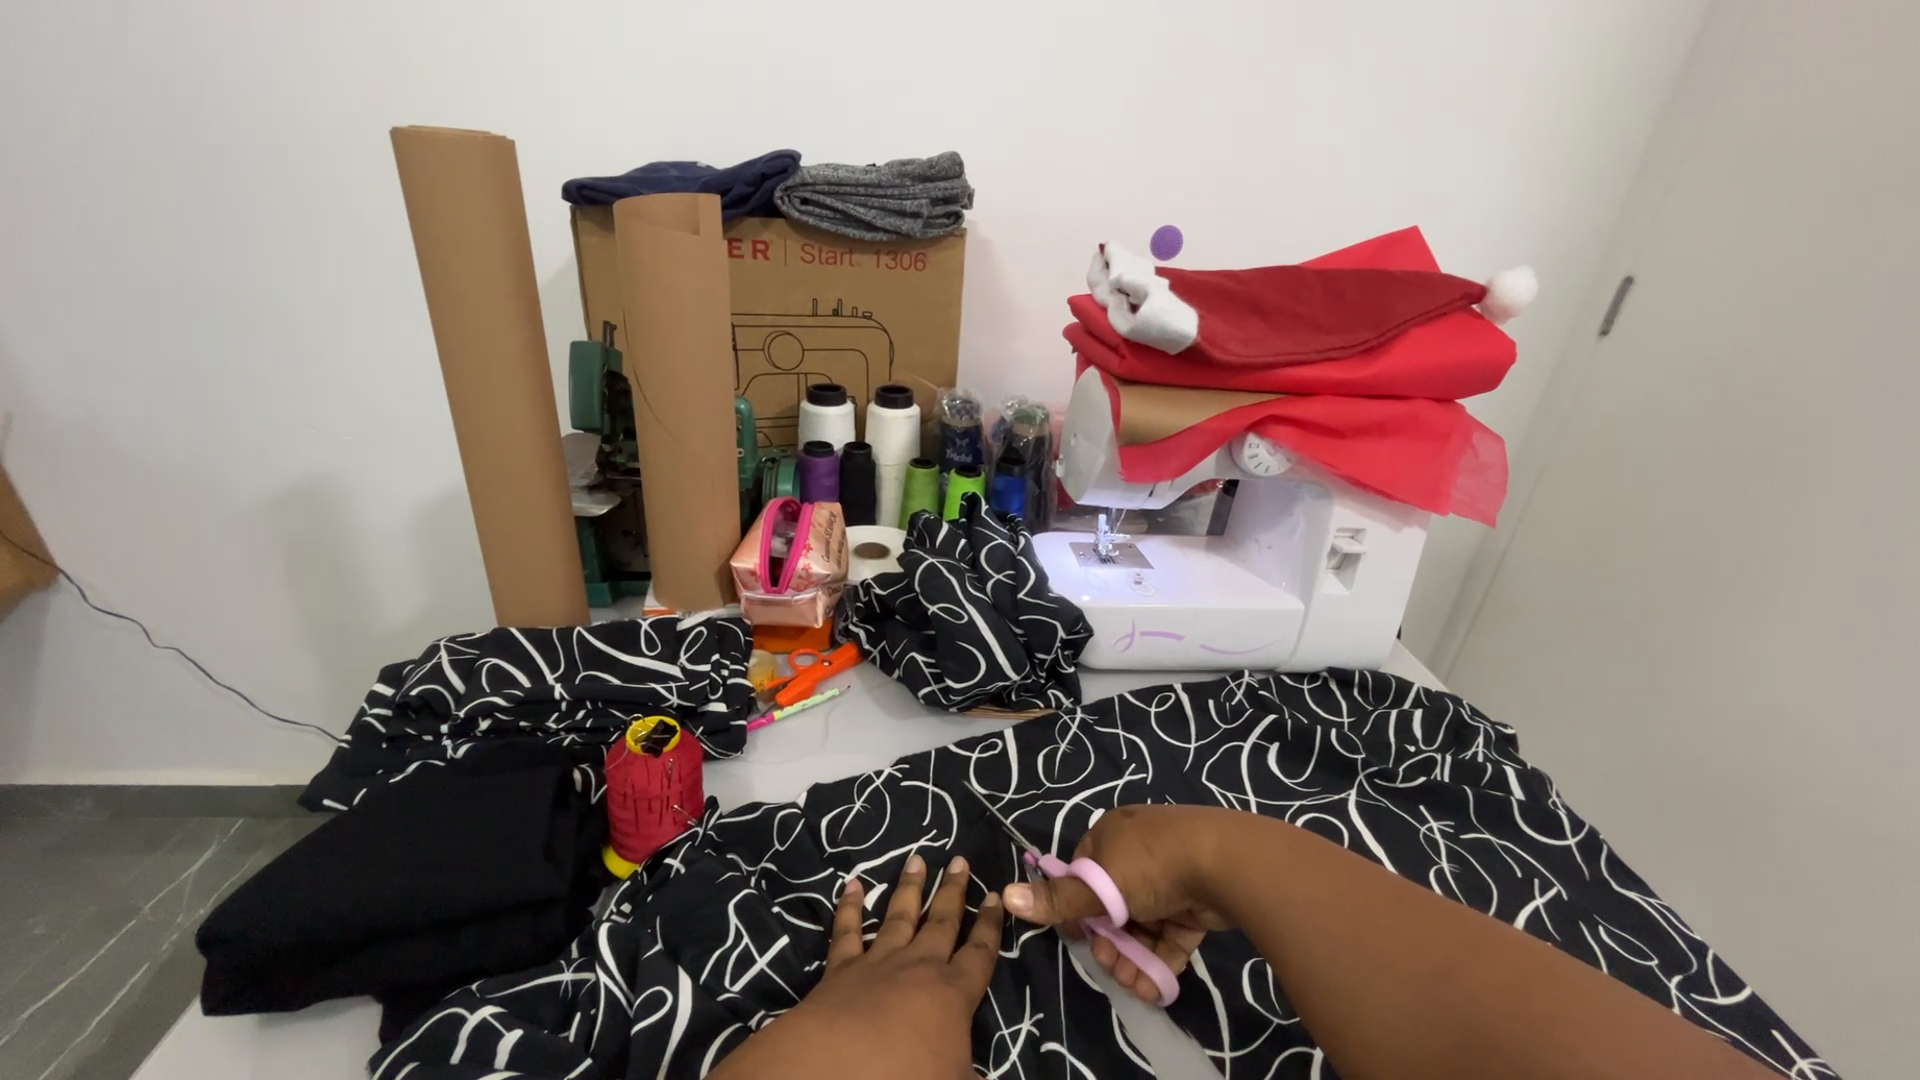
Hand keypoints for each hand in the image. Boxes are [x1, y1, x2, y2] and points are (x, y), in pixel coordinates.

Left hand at [775, 854, 1003, 1078]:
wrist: (836, 1072)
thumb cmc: (907, 1079)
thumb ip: (977, 1073)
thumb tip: (994, 1077)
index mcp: (952, 994)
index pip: (979, 953)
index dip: (989, 925)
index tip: (995, 895)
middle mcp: (918, 967)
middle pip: (941, 922)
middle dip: (953, 891)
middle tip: (959, 860)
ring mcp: (878, 963)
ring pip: (899, 916)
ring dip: (909, 888)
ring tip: (917, 860)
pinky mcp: (841, 969)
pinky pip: (847, 931)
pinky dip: (849, 907)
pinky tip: (853, 884)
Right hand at [1002, 804, 1252, 1002]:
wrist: (1228, 865)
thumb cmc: (1153, 865)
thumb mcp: (1100, 884)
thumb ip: (1058, 898)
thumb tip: (1005, 896)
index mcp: (1111, 836)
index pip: (1083, 875)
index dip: (1078, 909)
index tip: (1080, 937)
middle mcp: (1138, 852)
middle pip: (1112, 906)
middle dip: (1108, 941)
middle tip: (1110, 965)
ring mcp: (1169, 877)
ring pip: (1141, 925)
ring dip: (1132, 957)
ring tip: (1134, 983)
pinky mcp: (1194, 903)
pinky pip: (1169, 934)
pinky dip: (1160, 959)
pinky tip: (1156, 985)